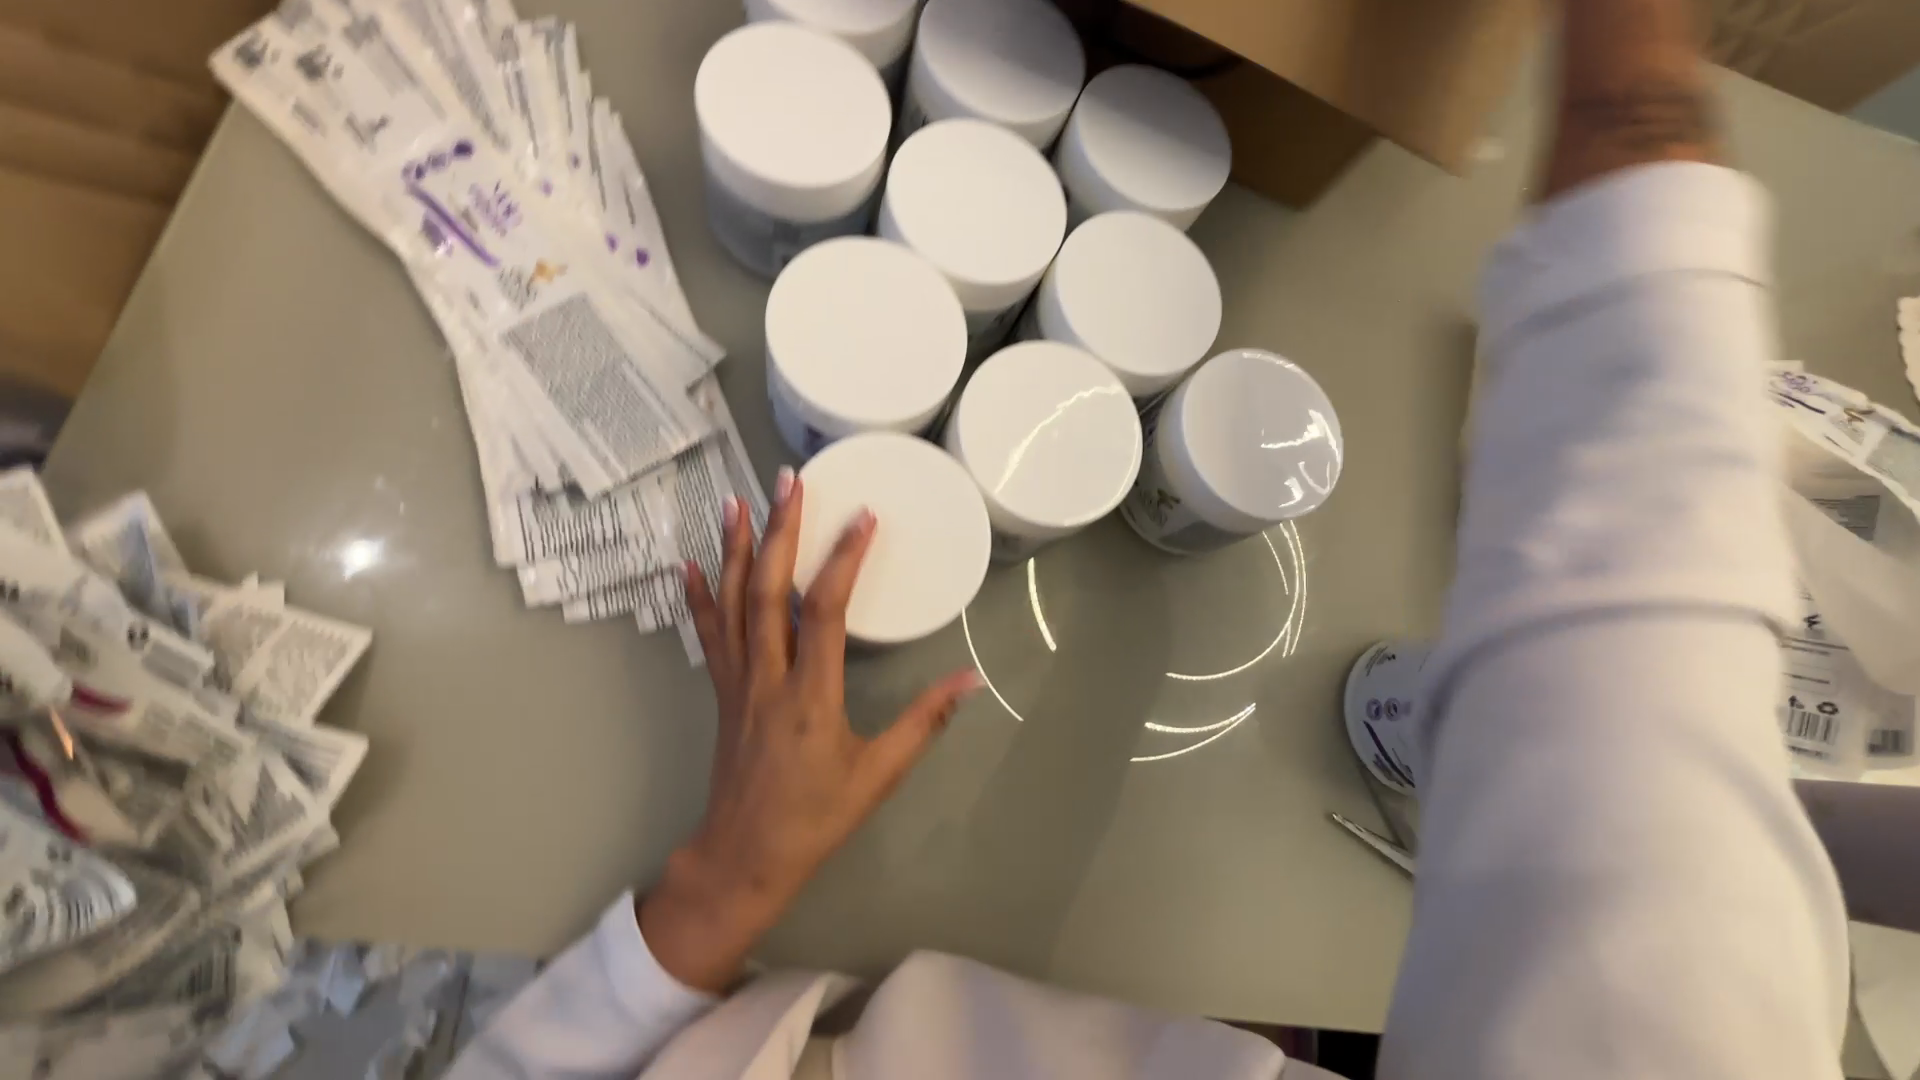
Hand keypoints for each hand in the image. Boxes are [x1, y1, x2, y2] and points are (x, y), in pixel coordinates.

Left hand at [637, 467, 981, 991]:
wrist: (743, 858)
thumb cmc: (816, 818)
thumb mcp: (881, 773)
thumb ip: (926, 720)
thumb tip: (973, 679)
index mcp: (812, 695)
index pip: (826, 611)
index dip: (844, 559)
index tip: (864, 515)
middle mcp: (768, 677)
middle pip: (768, 592)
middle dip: (780, 531)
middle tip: (790, 482)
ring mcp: (738, 681)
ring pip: (731, 604)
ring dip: (736, 549)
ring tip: (740, 500)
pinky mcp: (721, 690)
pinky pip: (707, 634)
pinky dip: (698, 596)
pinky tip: (692, 563)